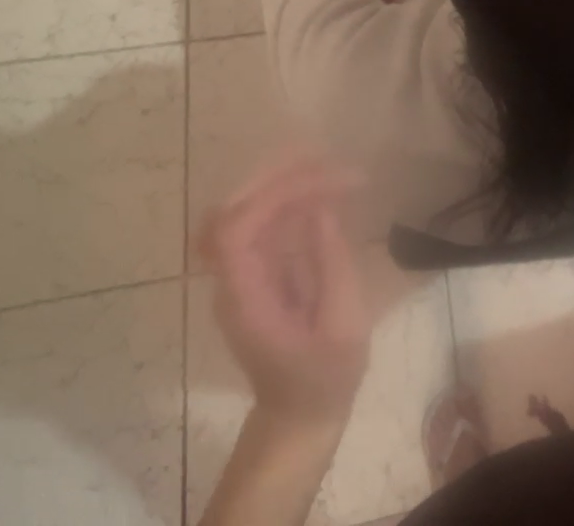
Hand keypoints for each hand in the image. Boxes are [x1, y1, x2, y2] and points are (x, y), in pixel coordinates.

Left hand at [200, 166, 371, 426]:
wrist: (300, 413)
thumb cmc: (325, 378)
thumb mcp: (343, 326)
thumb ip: (332, 266)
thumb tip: (321, 212)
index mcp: (245, 299)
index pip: (234, 232)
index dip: (271, 197)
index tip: (324, 185)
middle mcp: (232, 281)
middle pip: (230, 212)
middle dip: (275, 177)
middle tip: (327, 159)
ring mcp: (241, 275)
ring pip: (243, 211)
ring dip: (283, 182)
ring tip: (332, 167)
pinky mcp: (258, 272)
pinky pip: (263, 224)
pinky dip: (291, 200)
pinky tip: (326, 191)